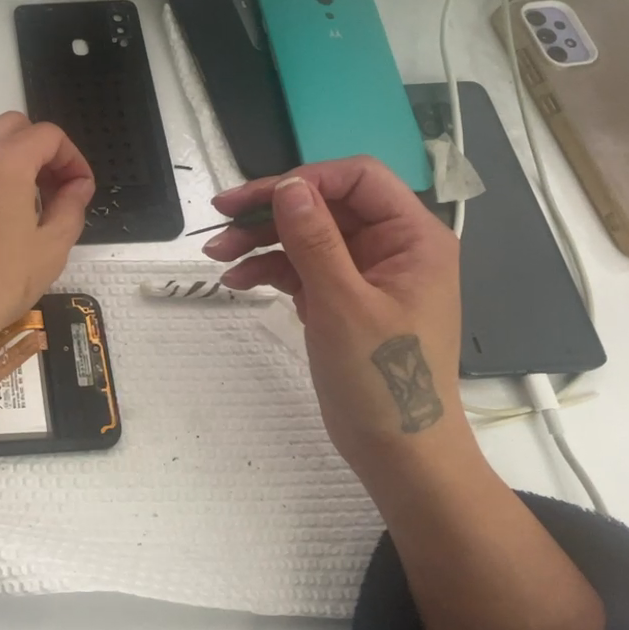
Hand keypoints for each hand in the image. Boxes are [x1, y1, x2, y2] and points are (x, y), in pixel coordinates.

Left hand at [0, 112, 94, 370]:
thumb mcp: (50, 250)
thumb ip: (71, 208)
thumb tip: (77, 187)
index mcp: (5, 161)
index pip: (48, 136)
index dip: (73, 158)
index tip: (81, 190)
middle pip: (14, 128)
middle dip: (42, 150)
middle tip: (57, 189)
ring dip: (13, 161)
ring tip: (29, 206)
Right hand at [204, 157, 461, 467]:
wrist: (397, 450)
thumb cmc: (383, 377)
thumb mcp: (344, 304)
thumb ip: (314, 240)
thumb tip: (287, 186)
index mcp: (412, 238)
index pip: (357, 180)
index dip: (304, 180)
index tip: (253, 199)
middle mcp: (389, 247)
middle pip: (324, 206)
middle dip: (270, 212)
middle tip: (219, 218)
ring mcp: (362, 274)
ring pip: (305, 236)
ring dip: (260, 241)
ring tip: (216, 254)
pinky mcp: (338, 299)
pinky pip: (299, 268)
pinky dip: (267, 270)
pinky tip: (237, 280)